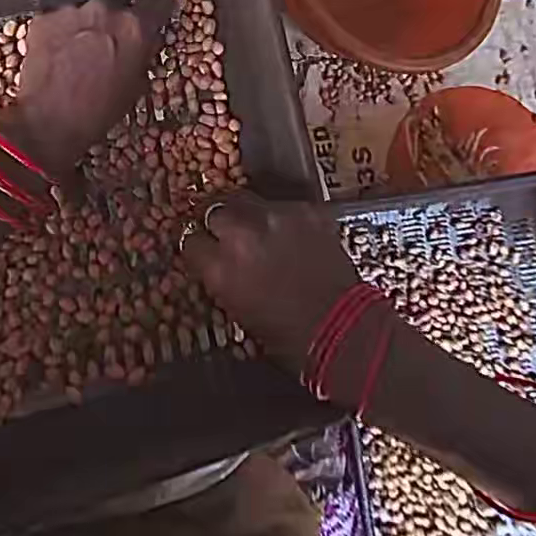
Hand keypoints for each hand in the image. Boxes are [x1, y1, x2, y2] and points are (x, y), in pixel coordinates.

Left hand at [0, 0, 172, 178]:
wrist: (48, 122)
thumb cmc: (95, 112)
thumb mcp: (134, 88)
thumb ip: (142, 56)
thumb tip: (143, 44)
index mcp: (135, 28)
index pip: (156, 2)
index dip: (156, 8)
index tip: (154, 11)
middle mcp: (105, 10)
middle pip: (115, 6)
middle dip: (112, 23)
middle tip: (106, 48)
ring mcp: (72, 11)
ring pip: (84, 12)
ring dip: (84, 27)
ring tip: (76, 56)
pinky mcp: (44, 18)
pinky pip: (57, 19)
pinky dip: (58, 32)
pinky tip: (57, 55)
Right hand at [179, 192, 362, 369]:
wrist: (346, 331)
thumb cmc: (286, 336)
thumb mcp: (236, 308)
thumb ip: (219, 275)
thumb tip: (213, 257)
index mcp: (219, 267)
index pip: (189, 239)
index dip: (197, 244)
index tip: (203, 247)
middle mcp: (240, 235)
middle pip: (213, 210)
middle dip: (218, 222)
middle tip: (226, 233)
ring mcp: (274, 217)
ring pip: (244, 199)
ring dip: (246, 214)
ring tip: (256, 228)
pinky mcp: (304, 210)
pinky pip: (281, 205)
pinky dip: (281, 218)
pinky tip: (290, 234)